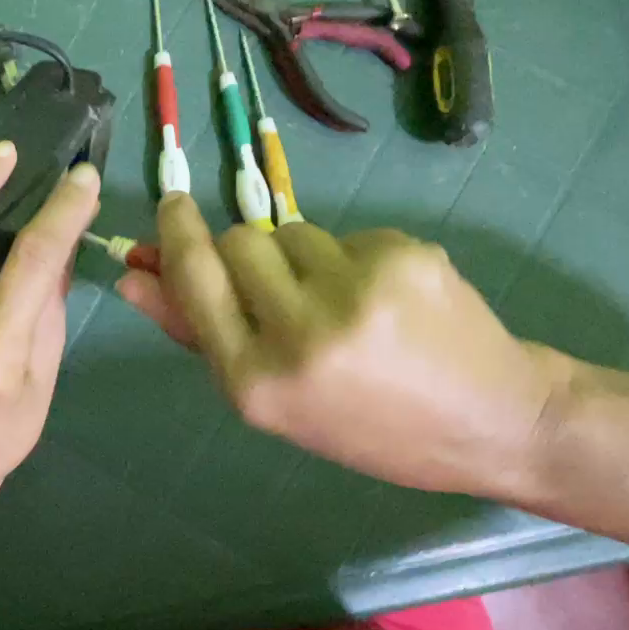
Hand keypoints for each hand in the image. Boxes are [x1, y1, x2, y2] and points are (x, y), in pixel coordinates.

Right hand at [116, 193, 569, 499]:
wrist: (496, 422)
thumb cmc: (366, 425)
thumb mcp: (271, 399)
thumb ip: (198, 333)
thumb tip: (132, 277)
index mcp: (256, 382)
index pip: (194, 277)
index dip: (176, 234)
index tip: (173, 204)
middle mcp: (299, 334)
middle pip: (236, 242)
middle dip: (245, 254)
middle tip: (280, 289)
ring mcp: (355, 291)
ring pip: (289, 233)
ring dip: (299, 258)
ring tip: (344, 306)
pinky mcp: (403, 257)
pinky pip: (344, 234)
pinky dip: (351, 259)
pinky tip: (386, 300)